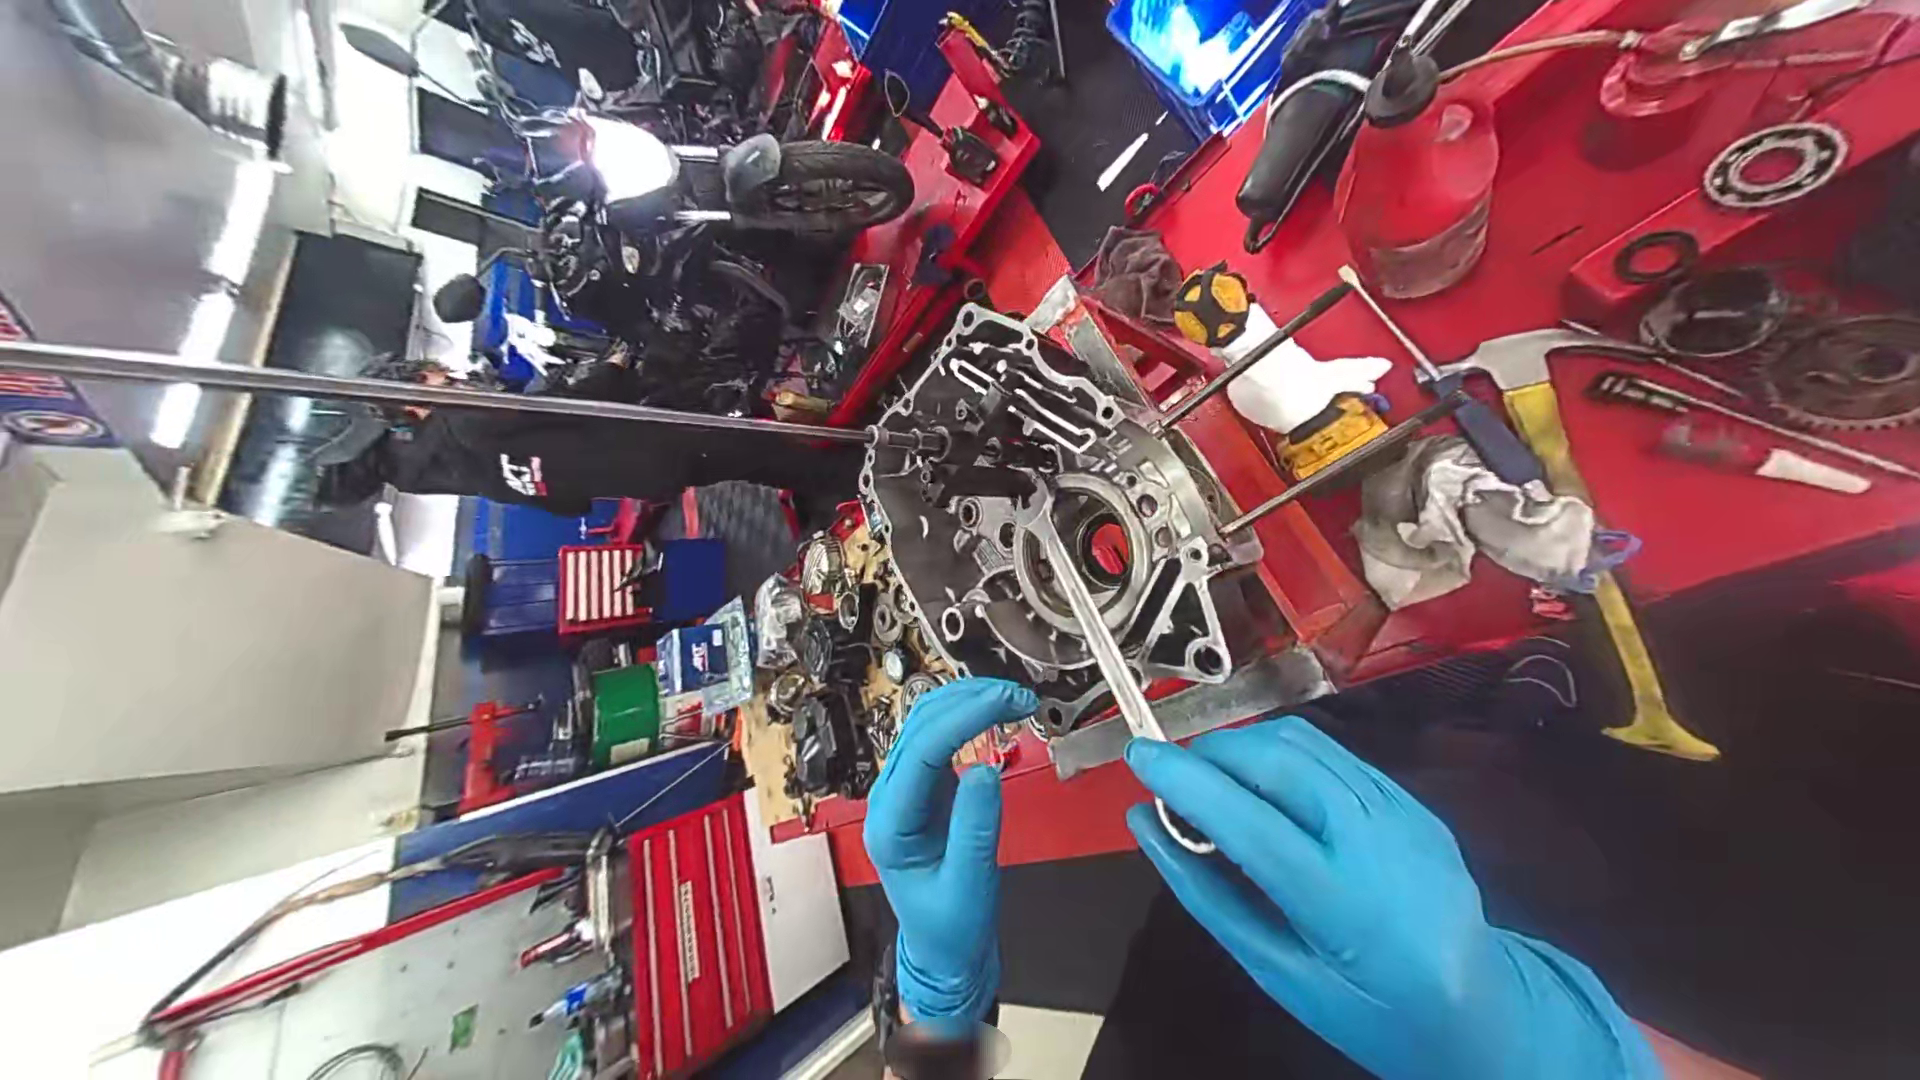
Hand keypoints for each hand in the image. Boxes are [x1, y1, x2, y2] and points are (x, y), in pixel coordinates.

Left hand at [863, 678, 1036, 1023]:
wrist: (943, 949)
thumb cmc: (950, 927)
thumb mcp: (969, 886)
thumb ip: (976, 828)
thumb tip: (986, 769)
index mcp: (890, 821)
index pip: (923, 748)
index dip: (965, 717)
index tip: (1006, 702)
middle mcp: (890, 794)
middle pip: (922, 723)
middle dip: (971, 699)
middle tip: (1019, 696)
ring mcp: (906, 785)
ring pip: (928, 720)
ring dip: (968, 700)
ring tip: (1012, 697)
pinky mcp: (925, 783)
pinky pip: (940, 734)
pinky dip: (968, 715)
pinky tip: (993, 711)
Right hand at [1125, 717, 1659, 1079]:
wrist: (1491, 1015)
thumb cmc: (1368, 1010)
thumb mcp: (1274, 970)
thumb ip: (1201, 889)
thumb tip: (1141, 820)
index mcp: (1354, 915)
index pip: (1255, 826)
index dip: (1188, 783)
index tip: (1137, 755)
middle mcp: (1387, 848)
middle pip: (1279, 762)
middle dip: (1211, 754)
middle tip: (1176, 776)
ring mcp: (1405, 813)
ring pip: (1298, 741)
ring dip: (1238, 747)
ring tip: (1214, 779)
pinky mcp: (1409, 796)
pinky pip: (1323, 749)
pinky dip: (1272, 751)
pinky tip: (1262, 784)